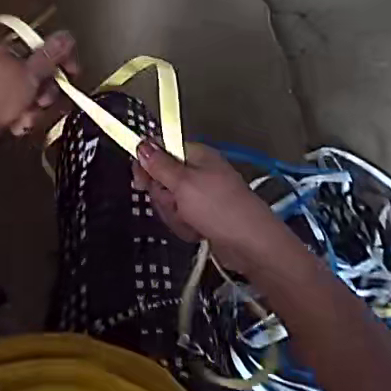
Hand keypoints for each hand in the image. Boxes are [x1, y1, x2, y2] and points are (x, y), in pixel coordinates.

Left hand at [0, 31, 78, 139]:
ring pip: (34, 98)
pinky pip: (21, 111)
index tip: (74, 74)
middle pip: (42, 77)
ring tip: (22, 119)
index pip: (45, 50)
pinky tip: (14, 127)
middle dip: (45, 94)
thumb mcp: (29, 75)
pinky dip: (21, 120)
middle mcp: (5, 66)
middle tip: (39, 103)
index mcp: (10, 51)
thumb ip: (51, 56)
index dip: (62, 61)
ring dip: (34, 112)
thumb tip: (68, 34)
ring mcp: (1, 88)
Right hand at [132, 140, 283, 263]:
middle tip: (175, 203)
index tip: (140, 181)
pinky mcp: (202, 215)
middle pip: (160, 177)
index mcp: (196, 155)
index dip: (146, 164)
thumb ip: (159, 164)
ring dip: (173, 214)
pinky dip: (184, 225)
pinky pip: (179, 216)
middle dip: (163, 196)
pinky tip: (196, 230)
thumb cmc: (219, 208)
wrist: (251, 245)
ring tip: (190, 220)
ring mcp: (200, 194)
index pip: (160, 149)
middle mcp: (198, 172)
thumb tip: (142, 144)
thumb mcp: (183, 183)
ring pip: (168, 200)